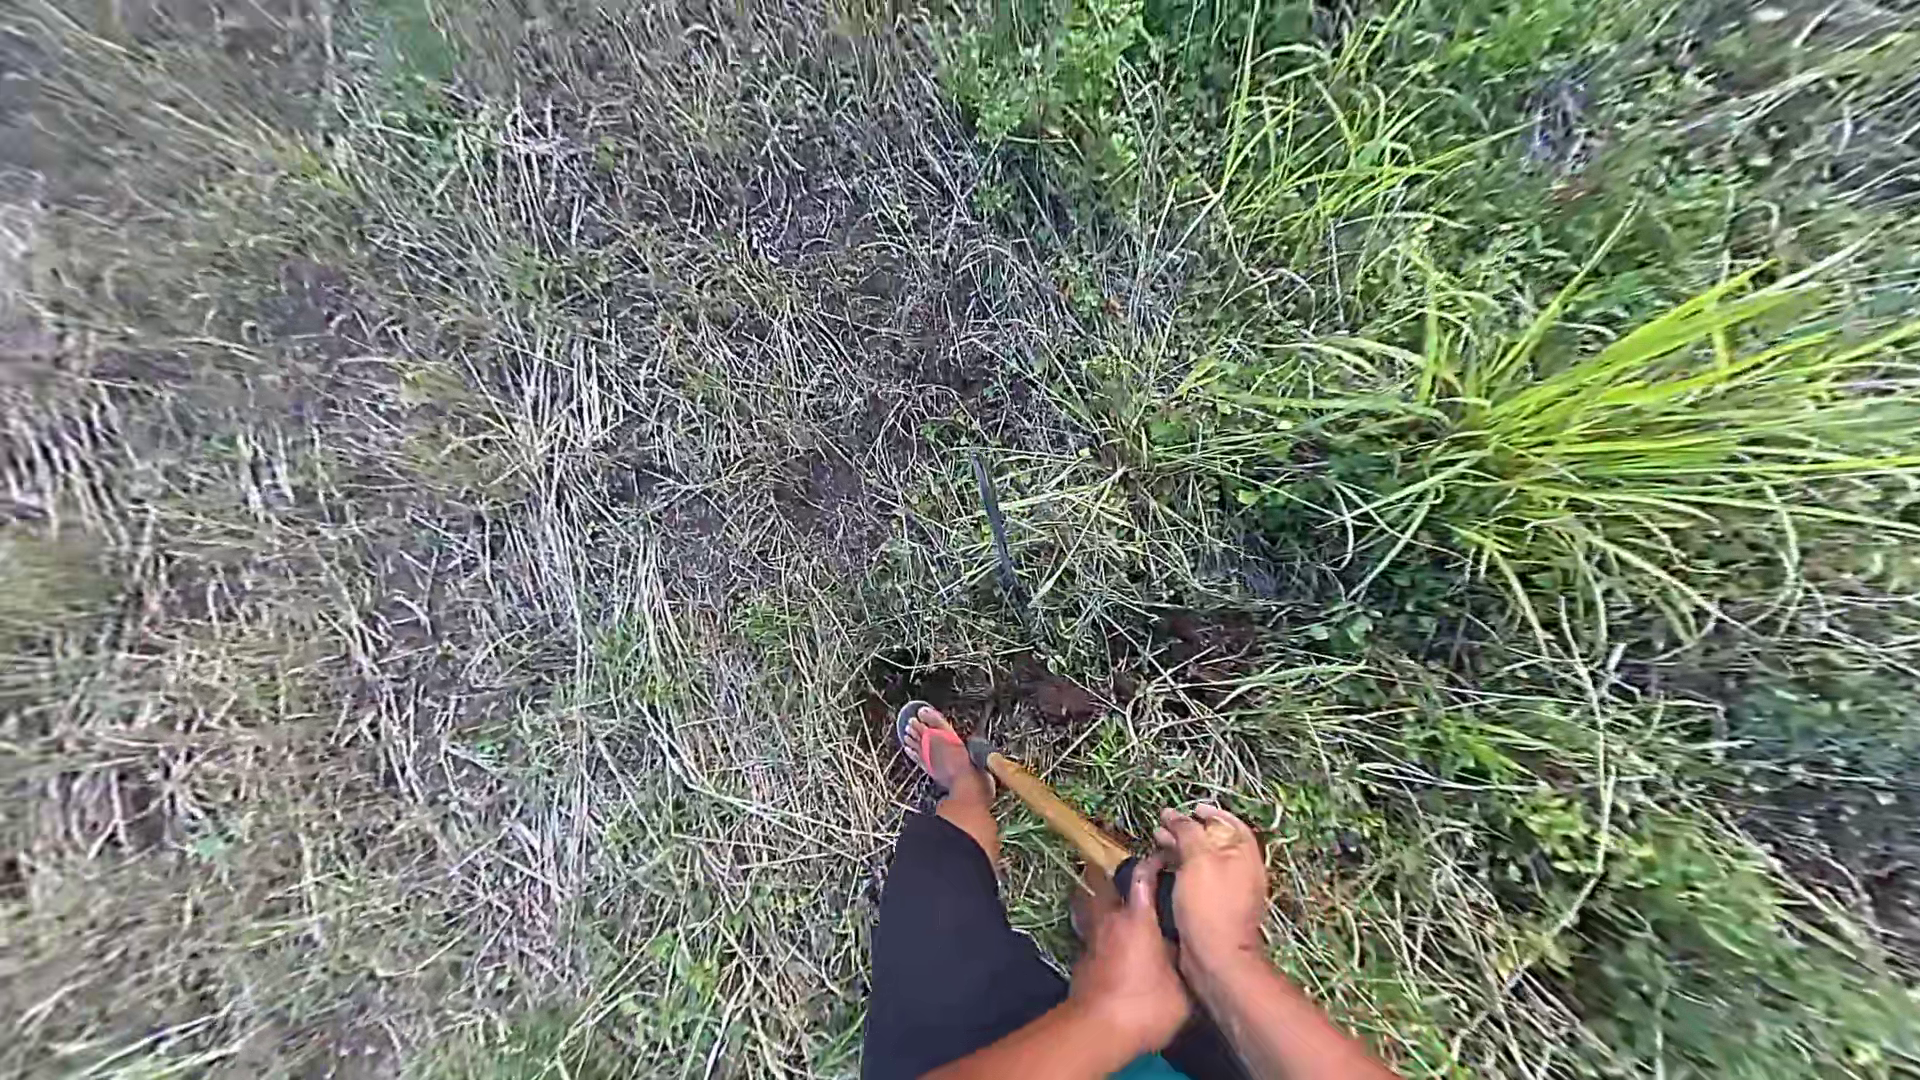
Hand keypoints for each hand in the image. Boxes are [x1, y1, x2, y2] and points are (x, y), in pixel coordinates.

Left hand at [1069, 857, 1189, 1056]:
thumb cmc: (1145, 1004)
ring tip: (1108, 900)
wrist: (1099, 1028)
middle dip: (1110, 874)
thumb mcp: (1180, 989)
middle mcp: (1110, 917)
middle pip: (1102, 881)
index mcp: (1137, 918)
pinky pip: (1087, 929)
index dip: (1151, 863)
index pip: (1142, 877)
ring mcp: (1091, 934)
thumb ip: (1180, 961)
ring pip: (1088, 901)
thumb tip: (1179, 948)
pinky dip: (1095, 927)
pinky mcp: (1081, 954)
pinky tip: (1105, 939)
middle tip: (1125, 878)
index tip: (1161, 859)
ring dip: (1095, 897)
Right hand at [1155, 804, 1268, 975]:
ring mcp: (1227, 890)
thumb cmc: (1209, 905)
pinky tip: (1163, 863)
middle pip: (1214, 839)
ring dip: (1181, 845)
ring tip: (1158, 838)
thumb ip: (1188, 831)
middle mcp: (1240, 871)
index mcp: (1244, 856)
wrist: (1215, 959)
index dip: (1211, 812)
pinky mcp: (1213, 905)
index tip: (1191, 808)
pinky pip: (1196, 875)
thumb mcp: (1198, 859)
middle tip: (1165, 822)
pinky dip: (1181, 865)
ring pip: (1202, 857)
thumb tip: (1177, 815)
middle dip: (1188, 828)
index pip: (1232, 824)